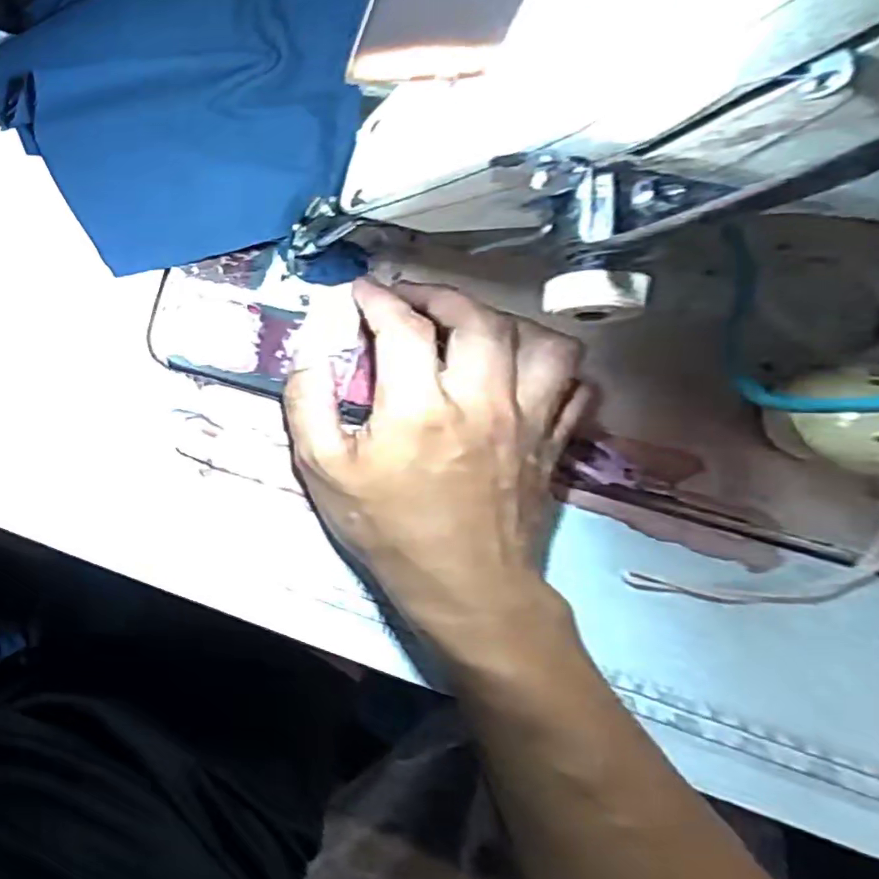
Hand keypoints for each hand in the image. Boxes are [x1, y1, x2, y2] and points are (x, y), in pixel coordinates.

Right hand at [284, 278, 594, 653]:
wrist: (463, 586)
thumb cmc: (386, 528)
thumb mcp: (322, 472)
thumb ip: (307, 408)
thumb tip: (307, 361)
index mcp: (419, 409)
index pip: (404, 328)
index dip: (378, 300)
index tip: (361, 291)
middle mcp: (481, 402)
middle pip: (477, 320)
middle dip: (437, 296)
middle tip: (409, 297)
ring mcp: (527, 420)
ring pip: (538, 342)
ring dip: (500, 320)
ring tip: (467, 325)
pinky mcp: (552, 441)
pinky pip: (571, 383)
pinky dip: (546, 361)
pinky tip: (515, 366)